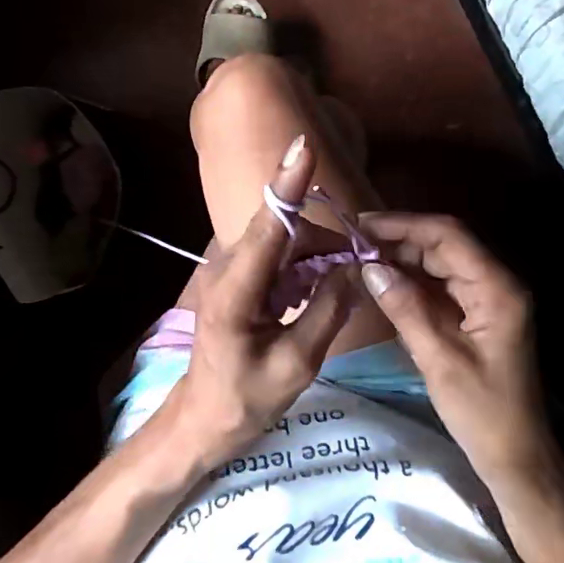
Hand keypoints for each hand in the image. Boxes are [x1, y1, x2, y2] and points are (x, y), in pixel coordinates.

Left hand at [161, 135, 356, 462]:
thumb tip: (356, 268)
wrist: (204, 417)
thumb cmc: (245, 398)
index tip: (303, 145)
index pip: (268, 225)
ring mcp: (230, 269)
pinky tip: (314, 294)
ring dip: (317, 257)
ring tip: (338, 289)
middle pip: (285, 231)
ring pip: (284, 242)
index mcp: (235, 289)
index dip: (288, 183)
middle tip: (360, 269)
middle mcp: (228, 267)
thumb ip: (328, 310)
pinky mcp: (237, 276)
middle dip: (326, 242)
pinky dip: (303, 268)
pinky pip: (278, 256)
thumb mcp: (296, 363)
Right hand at [356, 213, 554, 482]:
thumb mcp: (438, 360)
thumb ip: (404, 308)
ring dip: (400, 259)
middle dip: (397, 239)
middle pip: (442, 244)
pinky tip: (380, 283)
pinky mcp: (474, 315)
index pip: (448, 236)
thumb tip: (368, 267)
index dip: (403, 224)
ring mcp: (485, 299)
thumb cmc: (483, 412)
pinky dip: (409, 281)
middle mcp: (494, 284)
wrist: (516, 457)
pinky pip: (438, 285)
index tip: (361, 225)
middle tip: (351, 244)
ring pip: (437, 263)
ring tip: (358, 259)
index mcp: (497, 289)